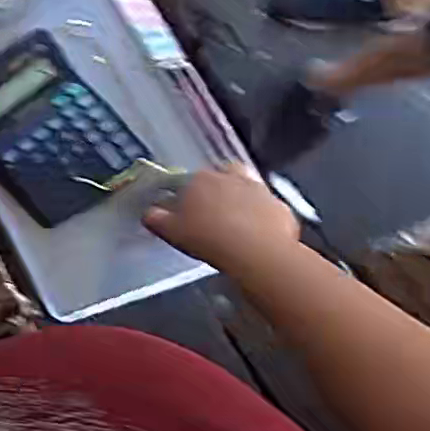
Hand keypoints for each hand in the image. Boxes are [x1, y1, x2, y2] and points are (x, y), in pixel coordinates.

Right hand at [142, 165, 298, 269]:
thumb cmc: (206, 238)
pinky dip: (262, 219)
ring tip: (234, 223)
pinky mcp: (280, 208)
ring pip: (248, 189)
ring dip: (241, 200)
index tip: (184, 212)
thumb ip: (155, 219)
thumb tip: (149, 213)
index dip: (186, 195)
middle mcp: (231, 177)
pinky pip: (268, 210)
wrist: (255, 252)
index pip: (189, 181)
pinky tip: (256, 235)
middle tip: (210, 213)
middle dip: (216, 191)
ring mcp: (260, 190)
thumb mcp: (170, 231)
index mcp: (200, 180)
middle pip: (221, 178)